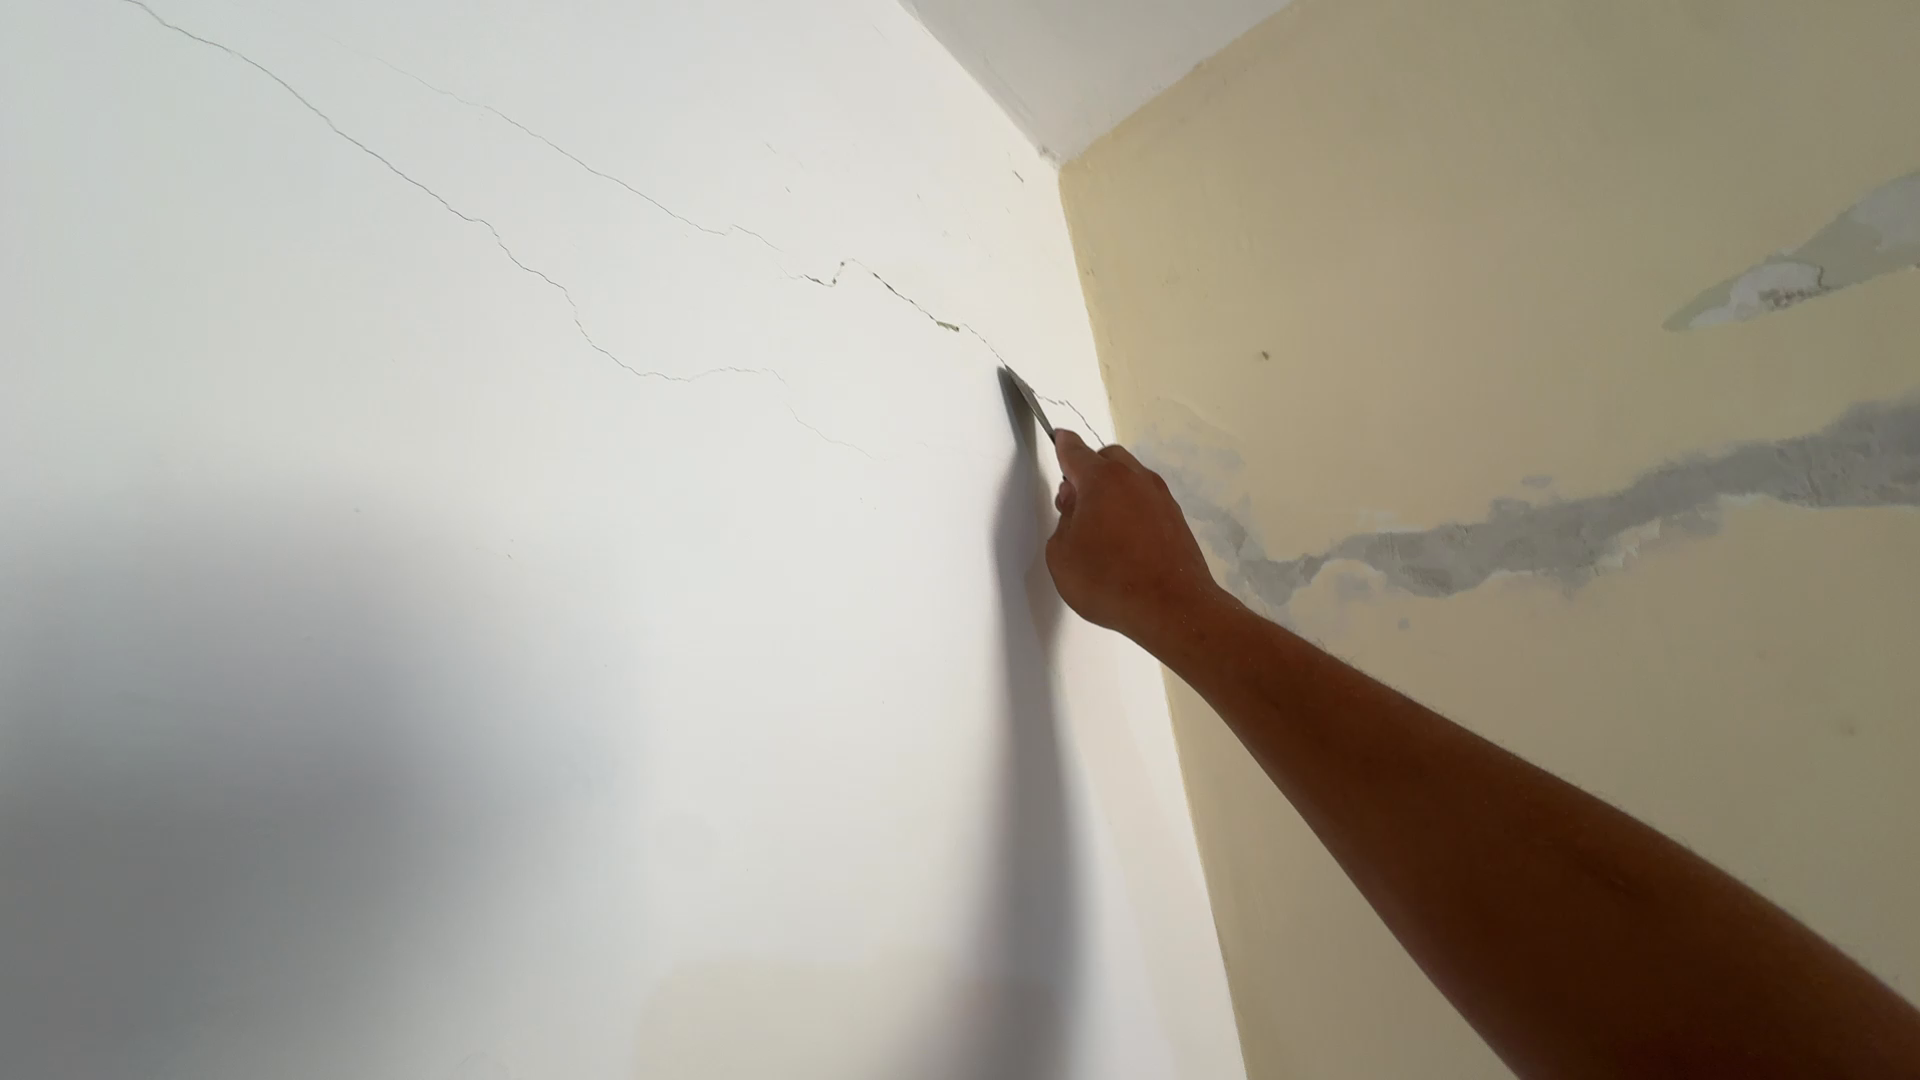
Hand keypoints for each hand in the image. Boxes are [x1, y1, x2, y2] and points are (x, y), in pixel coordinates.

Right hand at [1045, 430, 1226, 644]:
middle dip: (1088, 471)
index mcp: (1101, 480)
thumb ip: (1062, 524)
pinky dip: (1132, 509)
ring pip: (1130, 478)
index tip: (1059, 438)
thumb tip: (1078, 510)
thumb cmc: (1108, 580)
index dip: (1062, 444)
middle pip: (1107, 458)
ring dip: (1112, 491)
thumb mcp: (1061, 555)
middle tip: (1075, 504)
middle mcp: (1134, 479)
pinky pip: (1146, 501)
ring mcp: (1160, 497)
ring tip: (1101, 529)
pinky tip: (1125, 541)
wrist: (1171, 607)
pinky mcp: (1176, 519)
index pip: (1075, 451)